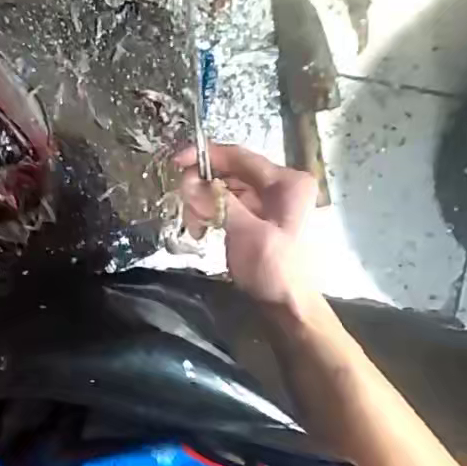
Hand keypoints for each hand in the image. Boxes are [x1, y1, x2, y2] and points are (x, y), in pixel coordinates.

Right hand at [175, 143, 319, 309]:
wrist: (291, 310)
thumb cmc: (275, 270)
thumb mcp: (246, 233)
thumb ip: (216, 202)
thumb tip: (186, 181)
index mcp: (288, 182)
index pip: (240, 156)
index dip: (205, 155)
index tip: (175, 163)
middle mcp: (283, 187)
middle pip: (233, 172)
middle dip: (203, 186)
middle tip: (181, 202)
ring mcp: (274, 205)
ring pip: (229, 190)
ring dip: (206, 203)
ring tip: (193, 225)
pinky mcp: (263, 222)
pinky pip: (233, 208)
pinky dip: (214, 215)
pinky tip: (202, 230)